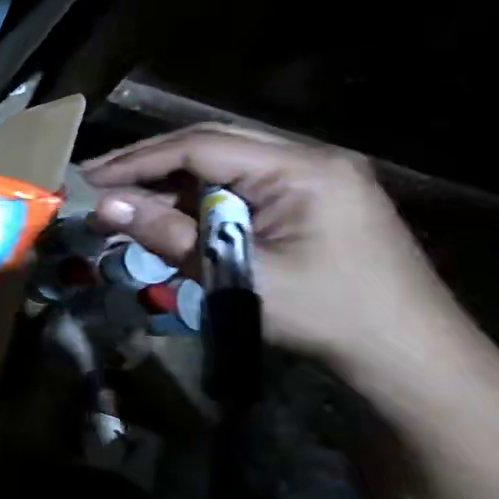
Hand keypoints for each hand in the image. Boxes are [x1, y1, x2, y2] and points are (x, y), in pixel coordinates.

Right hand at [81, 124, 465, 369]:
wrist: (408, 354)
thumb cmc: (326, 314)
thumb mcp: (237, 275)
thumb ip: (170, 235)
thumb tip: (105, 206)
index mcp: (302, 168)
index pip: (201, 147)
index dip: (139, 160)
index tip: (90, 178)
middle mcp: (309, 160)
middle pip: (212, 144)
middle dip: (149, 162)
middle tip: (96, 179)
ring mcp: (314, 179)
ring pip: (224, 164)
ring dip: (171, 181)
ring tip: (122, 199)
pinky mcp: (310, 201)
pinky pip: (242, 186)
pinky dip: (198, 199)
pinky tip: (168, 214)